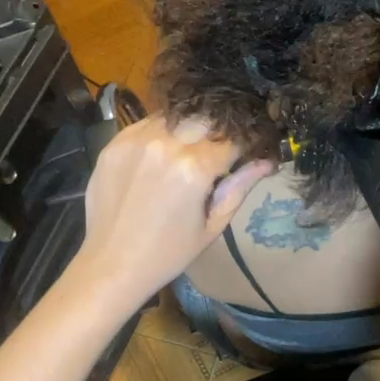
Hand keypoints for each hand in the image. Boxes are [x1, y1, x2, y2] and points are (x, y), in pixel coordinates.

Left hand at [75, 116, 273, 310]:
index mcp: (195, 168)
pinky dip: (161, 132)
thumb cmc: (168, 253)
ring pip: (175, 116)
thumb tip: (268, 162)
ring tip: (188, 152)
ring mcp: (136, 141)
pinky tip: (161, 154)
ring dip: (188, 129)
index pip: (232, 140)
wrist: (111, 264)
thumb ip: (239, 188)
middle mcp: (166, 145)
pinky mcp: (114, 143)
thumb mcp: (212, 226)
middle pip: (205, 119)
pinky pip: (146, 124)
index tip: (244, 154)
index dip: (243, 146)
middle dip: (217, 133)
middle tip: (216, 154)